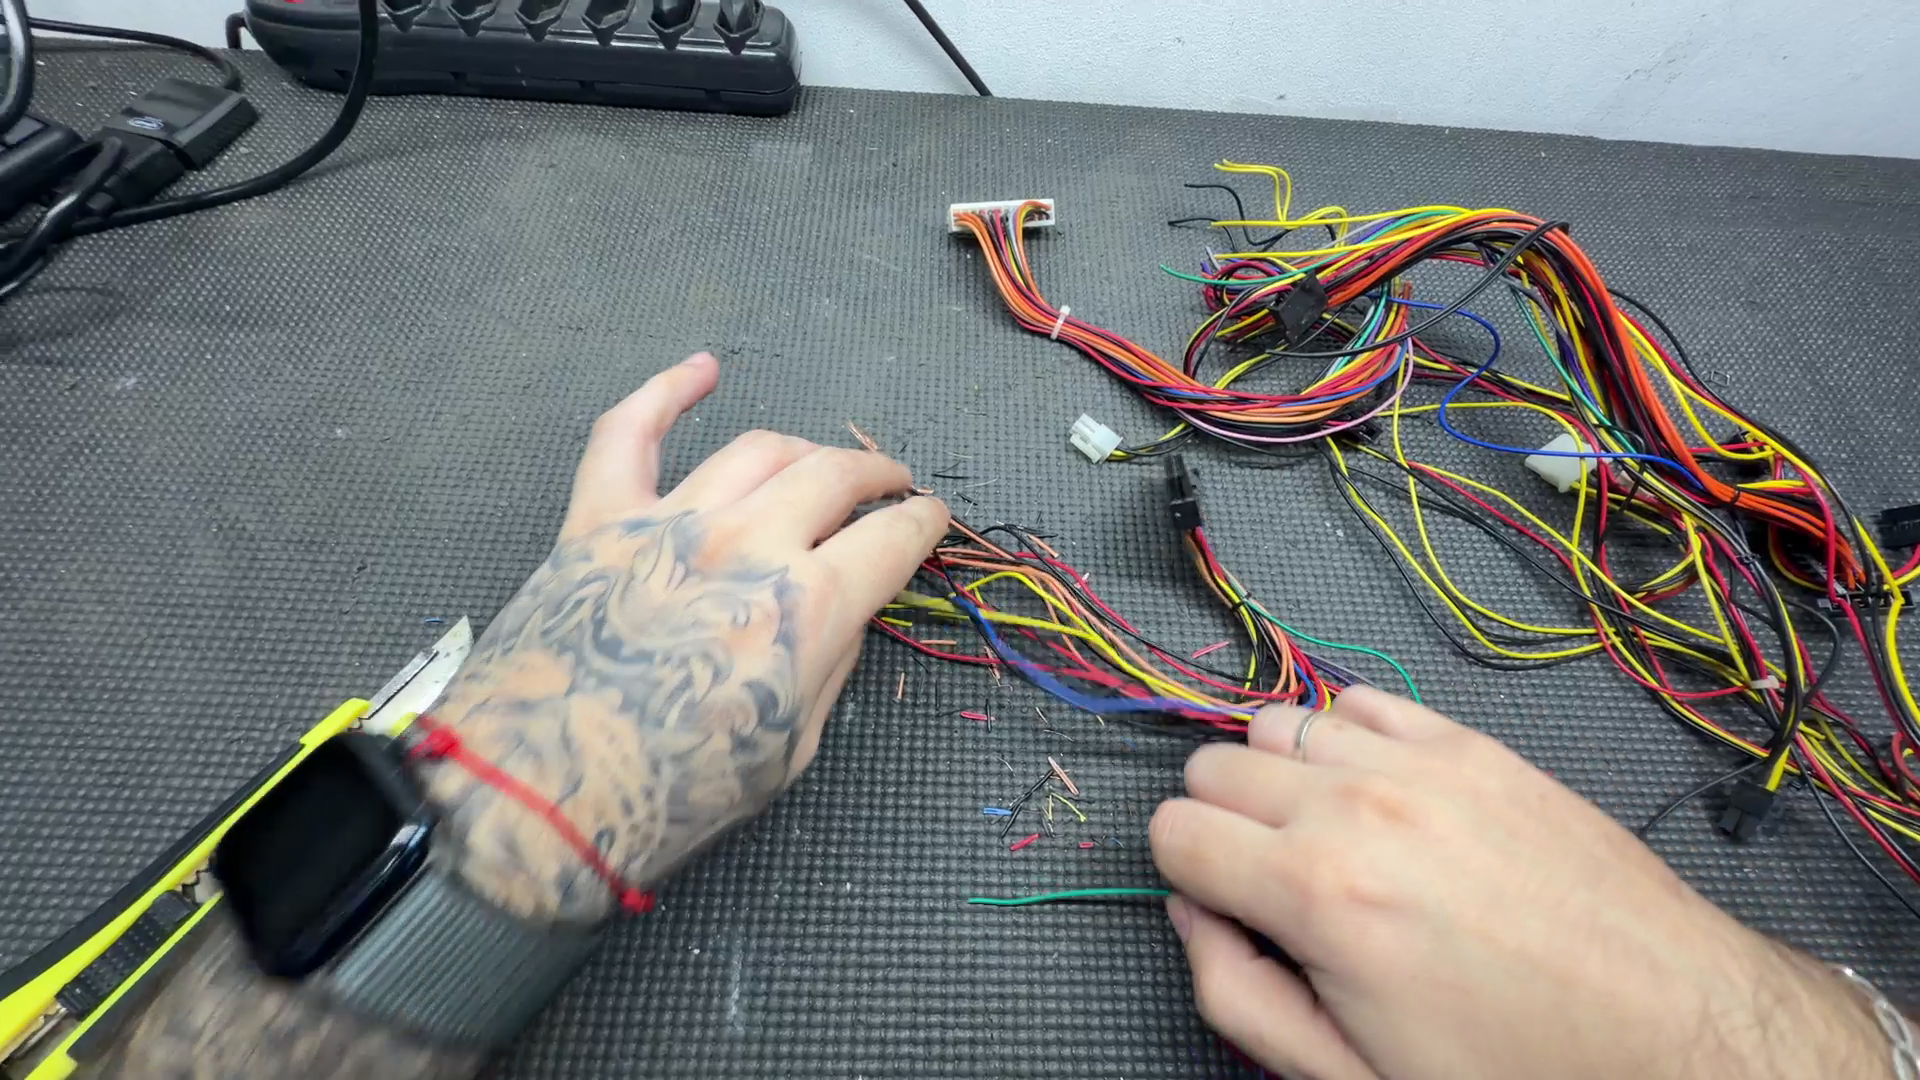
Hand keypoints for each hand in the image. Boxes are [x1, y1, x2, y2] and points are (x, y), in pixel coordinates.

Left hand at [416, 353, 948, 922]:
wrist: (536, 803)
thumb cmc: (674, 794)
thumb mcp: (792, 746)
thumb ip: (831, 660)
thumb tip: (847, 606)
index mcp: (807, 606)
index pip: (892, 539)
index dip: (924, 523)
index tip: (931, 518)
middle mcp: (747, 544)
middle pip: (834, 476)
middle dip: (879, 475)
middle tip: (893, 484)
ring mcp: (669, 521)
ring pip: (758, 449)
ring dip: (806, 449)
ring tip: (823, 461)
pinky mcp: (599, 519)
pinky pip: (628, 433)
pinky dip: (666, 392)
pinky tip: (701, 369)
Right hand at [1150, 686, 1889, 1079]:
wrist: (1690, 1041)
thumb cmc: (1513, 1071)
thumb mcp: (1349, 1077)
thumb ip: (1233, 991)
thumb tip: (1191, 909)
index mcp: (1315, 894)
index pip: (1172, 831)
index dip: (1188, 871)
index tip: (1232, 900)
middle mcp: (1350, 806)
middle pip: (1209, 766)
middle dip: (1224, 821)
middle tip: (1280, 872)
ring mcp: (1410, 763)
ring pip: (1271, 724)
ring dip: (1280, 775)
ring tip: (1330, 828)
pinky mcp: (1463, 741)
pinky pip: (1352, 701)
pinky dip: (1344, 740)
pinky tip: (1381, 793)